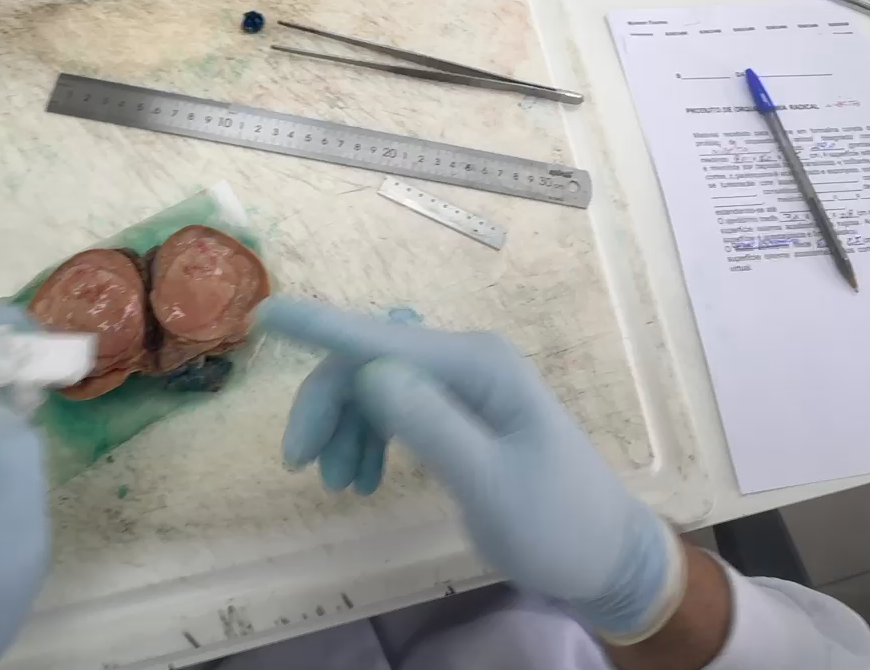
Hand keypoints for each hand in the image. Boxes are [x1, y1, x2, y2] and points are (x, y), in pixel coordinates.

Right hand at [260, 297, 684, 641]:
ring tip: (340, 488)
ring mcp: (461, 382)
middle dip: (327, 406)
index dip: (319, 324)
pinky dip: (368, 439)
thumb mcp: (490, 482)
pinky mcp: (457, 408)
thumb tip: (368, 372)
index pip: (381, 337)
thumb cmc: (555, 521)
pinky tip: (362, 479)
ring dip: (345, 429)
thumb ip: (431, 425)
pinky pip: (394, 408)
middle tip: (298, 466)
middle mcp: (464, 359)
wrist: (605, 553)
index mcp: (475, 363)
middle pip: (371, 363)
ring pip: (376, 387)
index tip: (263, 316)